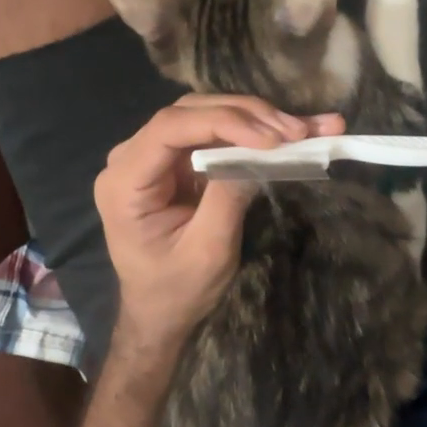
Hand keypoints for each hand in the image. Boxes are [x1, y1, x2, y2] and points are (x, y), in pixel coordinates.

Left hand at [94, 95, 344, 348]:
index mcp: (125, 181)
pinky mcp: (179, 160)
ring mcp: (156, 155)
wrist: (162, 314)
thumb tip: (261, 154)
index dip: (225, 122)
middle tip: (297, 132)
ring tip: (302, 130)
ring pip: (207, 113)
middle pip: (191, 112)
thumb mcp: (207, 250)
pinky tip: (291, 132)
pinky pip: (216, 132)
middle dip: (248, 116)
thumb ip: (228, 198)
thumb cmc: (177, 289)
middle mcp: (133, 157)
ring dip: (257, 119)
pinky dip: (254, 130)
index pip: (171, 127)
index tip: (273, 139)